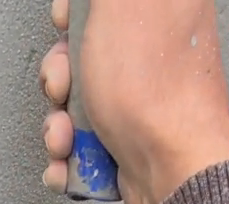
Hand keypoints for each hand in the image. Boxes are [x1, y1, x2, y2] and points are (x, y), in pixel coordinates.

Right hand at [38, 0, 228, 203]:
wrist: (170, 164)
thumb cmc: (152, 89)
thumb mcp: (119, 5)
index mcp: (159, 6)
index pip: (97, 5)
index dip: (73, 15)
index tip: (67, 26)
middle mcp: (152, 49)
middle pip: (78, 55)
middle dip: (58, 79)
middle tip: (65, 89)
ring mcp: (138, 99)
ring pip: (76, 104)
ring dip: (58, 126)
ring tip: (67, 137)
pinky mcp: (127, 140)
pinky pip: (82, 143)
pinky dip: (68, 157)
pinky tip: (70, 160)